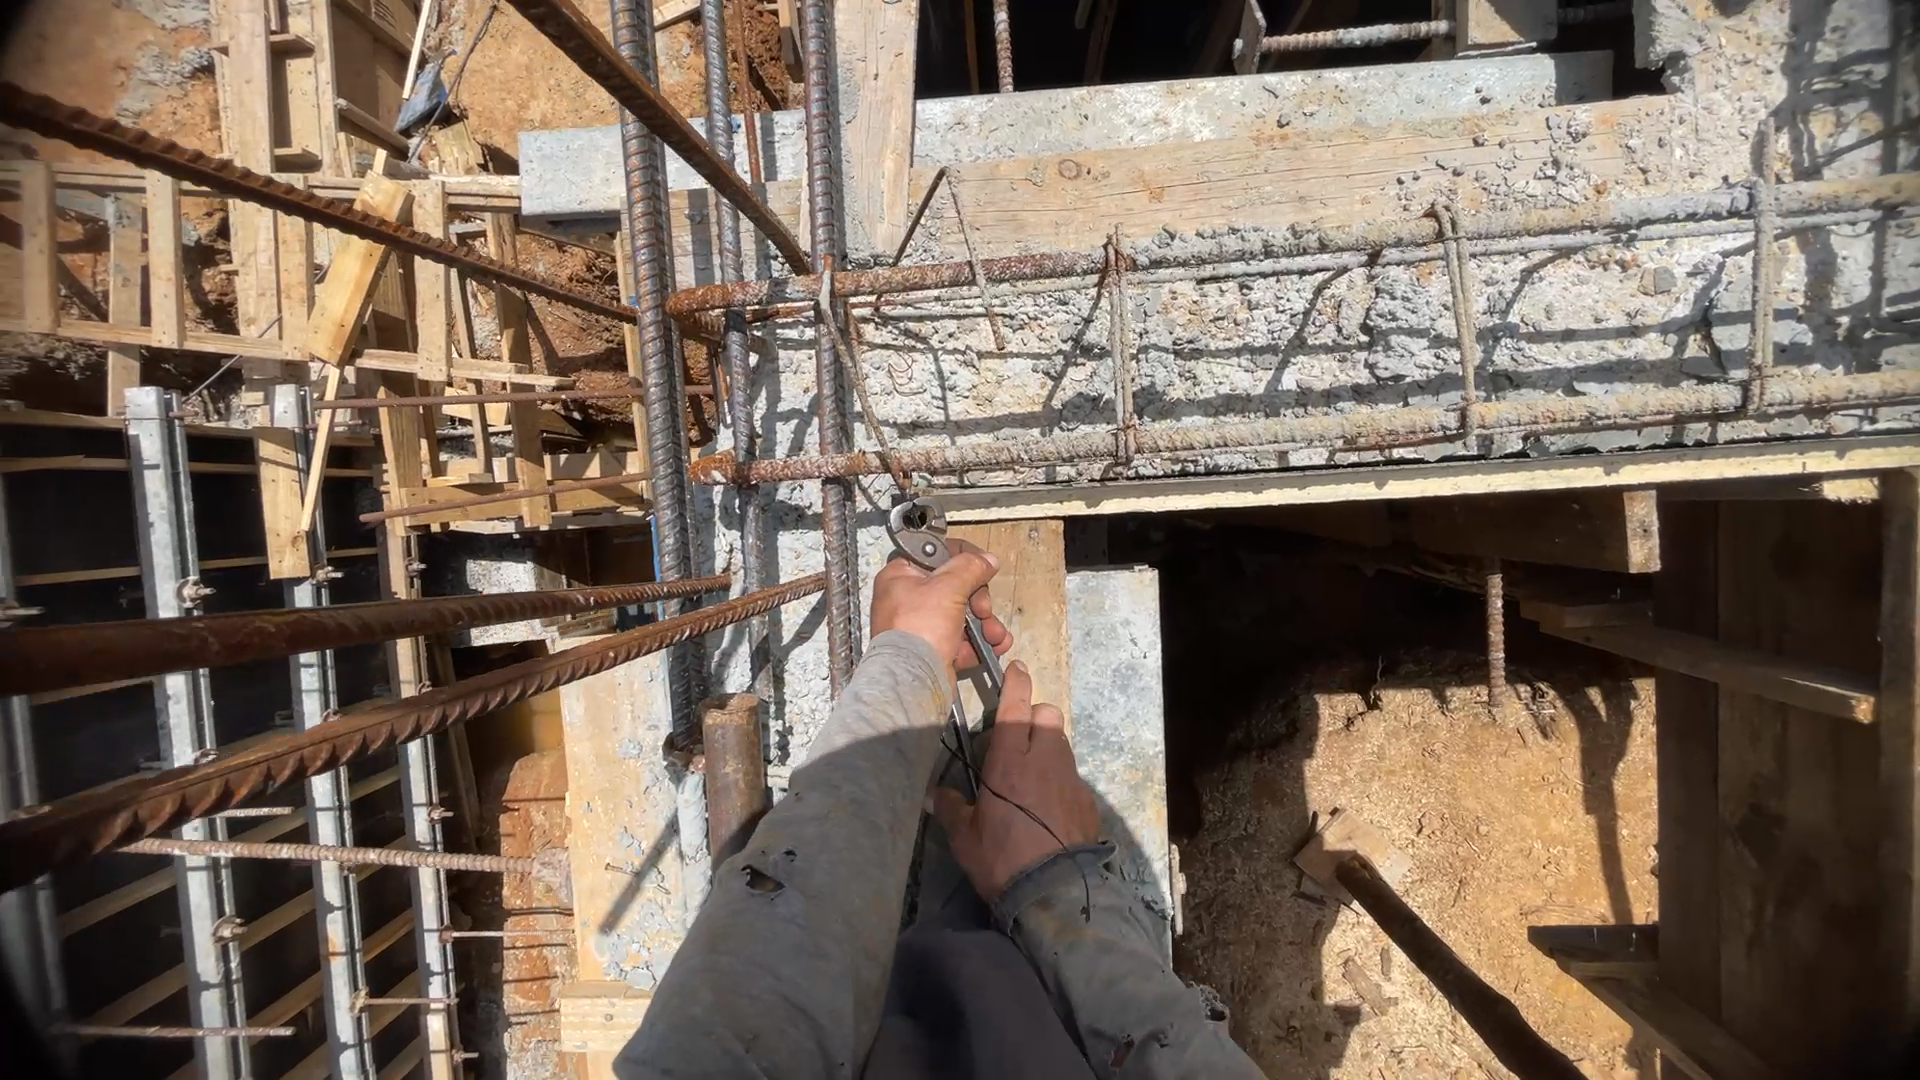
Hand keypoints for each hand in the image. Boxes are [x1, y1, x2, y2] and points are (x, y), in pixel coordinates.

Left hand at [869, 538, 1011, 674]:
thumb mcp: (947, 588)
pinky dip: (980, 643)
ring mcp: (921, 627)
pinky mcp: (934, 650)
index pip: (934, 552)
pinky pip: (963, 640)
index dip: (961, 556)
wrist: (913, 682)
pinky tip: (996, 645)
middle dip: (979, 599)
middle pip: (954, 586)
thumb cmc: (919, 628)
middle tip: (983, 608)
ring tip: (995, 633)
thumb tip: (988, 559)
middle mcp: (908, 599)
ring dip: (986, 623)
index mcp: (900, 576)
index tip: (982, 564)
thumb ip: (970, 568)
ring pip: (963, 615)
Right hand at [930, 662, 1098, 901]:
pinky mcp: (1087, 799)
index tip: (1016, 668)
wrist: (1055, 894)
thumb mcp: (965, 837)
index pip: (1015, 706)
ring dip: (1048, 744)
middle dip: (1034, 715)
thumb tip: (934, 795)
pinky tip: (1048, 804)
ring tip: (1032, 772)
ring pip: (1062, 741)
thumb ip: (951, 809)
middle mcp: (1043, 759)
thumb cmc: (1002, 859)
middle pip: (1048, 714)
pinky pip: (1072, 773)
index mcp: (1009, 761)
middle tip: (1018, 738)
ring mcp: (1070, 778)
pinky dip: (1060, 777)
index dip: (1016, 683)